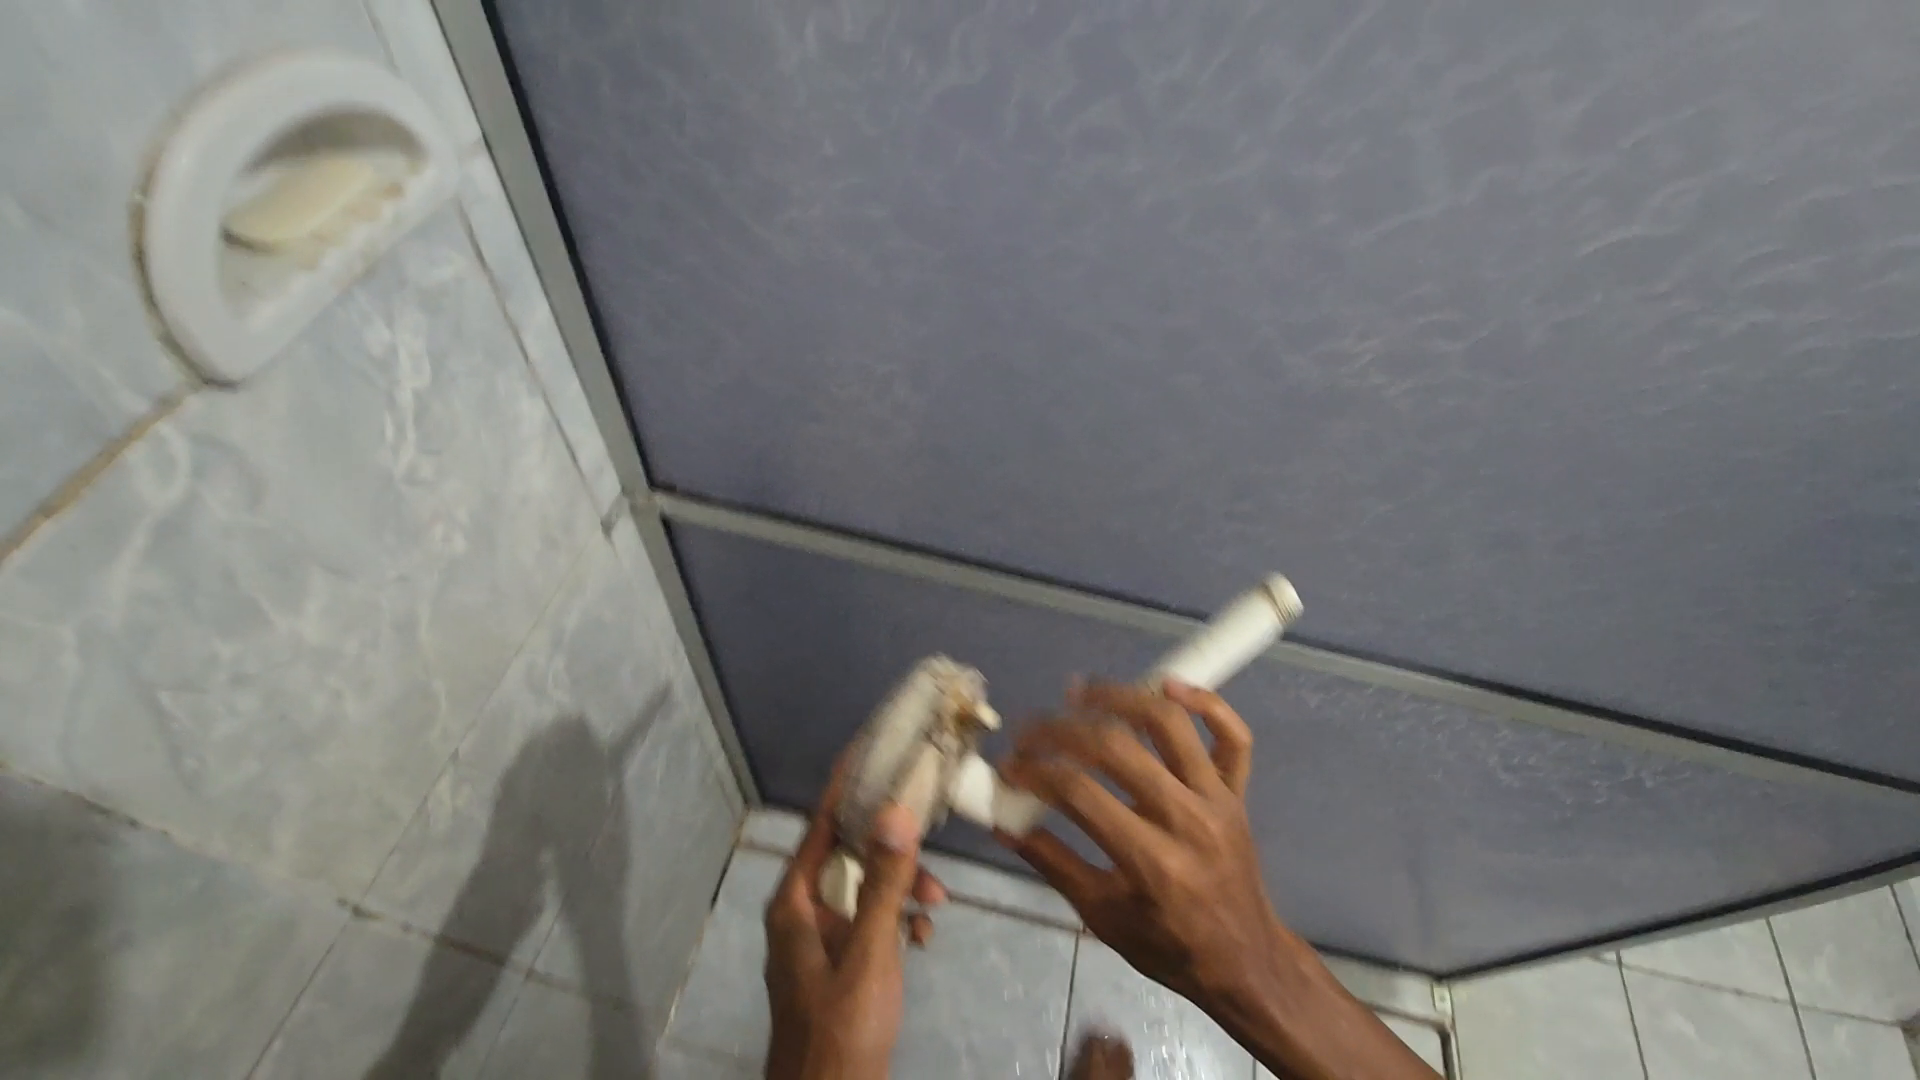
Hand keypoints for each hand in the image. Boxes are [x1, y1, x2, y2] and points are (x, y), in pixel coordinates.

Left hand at [763, 761, 947, 1079]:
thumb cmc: (842, 1025)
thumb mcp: (870, 951)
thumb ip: (884, 882)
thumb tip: (895, 810)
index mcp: (795, 902)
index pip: (821, 824)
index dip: (846, 786)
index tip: (872, 750)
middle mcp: (801, 912)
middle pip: (846, 853)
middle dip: (891, 848)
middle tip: (929, 837)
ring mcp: (817, 940)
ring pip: (862, 889)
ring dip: (901, 890)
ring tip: (938, 906)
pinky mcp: (835, 964)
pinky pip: (866, 923)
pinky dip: (895, 922)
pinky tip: (921, 938)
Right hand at [1000, 679, 1440, 1079]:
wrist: (1245, 963)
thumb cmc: (1168, 945)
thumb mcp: (1102, 917)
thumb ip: (1053, 865)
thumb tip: (1003, 823)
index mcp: (1151, 862)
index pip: (1080, 793)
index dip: (1036, 773)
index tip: (1009, 768)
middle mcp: (1187, 820)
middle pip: (1117, 748)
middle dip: (1062, 731)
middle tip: (1030, 730)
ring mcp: (1217, 799)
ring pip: (1171, 725)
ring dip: (1121, 698)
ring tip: (1081, 692)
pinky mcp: (1237, 791)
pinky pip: (1232, 737)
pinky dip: (1207, 702)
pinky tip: (1167, 682)